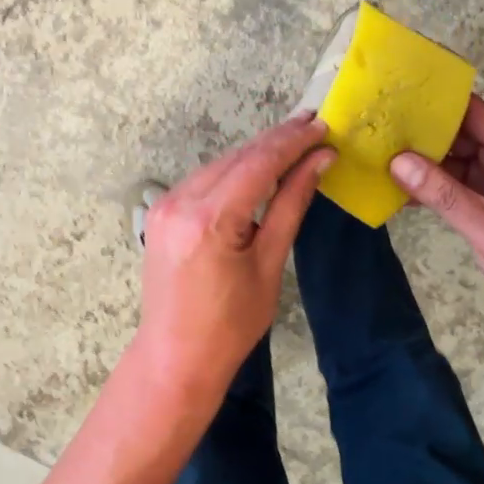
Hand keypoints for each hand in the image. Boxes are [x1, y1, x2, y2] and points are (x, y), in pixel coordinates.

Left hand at [134, 115, 335, 394]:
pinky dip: (234, 169)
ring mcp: (165, 204)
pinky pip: (204, 178)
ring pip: (220, 163)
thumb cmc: (231, 325)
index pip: (257, 163)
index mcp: (209, 220)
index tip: (322, 126)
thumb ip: (290, 205)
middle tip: (314, 124)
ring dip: (256, 152)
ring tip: (295, 140)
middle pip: (237, 157)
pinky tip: (259, 165)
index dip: (292, 141)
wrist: (175, 359)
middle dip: (277, 140)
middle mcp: (180, 201)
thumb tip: (319, 162)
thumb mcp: (269, 265)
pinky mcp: (161, 210)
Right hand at [389, 96, 483, 343]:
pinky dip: (434, 184)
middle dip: (423, 130)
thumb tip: (397, 160)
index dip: (437, 101)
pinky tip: (400, 188)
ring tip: (379, 153)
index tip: (396, 96)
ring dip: (424, 159)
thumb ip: (444, 195)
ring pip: (457, 157)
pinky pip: (459, 182)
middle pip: (462, 132)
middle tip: (378, 128)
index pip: (475, 112)